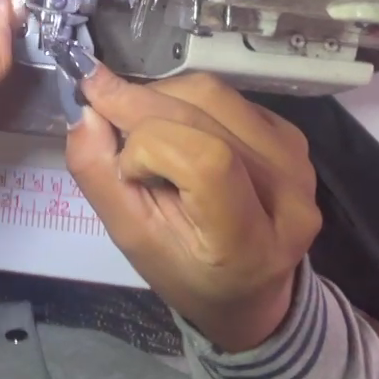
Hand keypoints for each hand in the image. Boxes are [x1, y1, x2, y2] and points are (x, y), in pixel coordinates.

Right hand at [67, 71, 321, 352]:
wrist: (251, 286)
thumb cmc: (187, 272)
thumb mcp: (133, 240)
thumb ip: (100, 177)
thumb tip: (84, 111)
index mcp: (250, 241)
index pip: (205, 161)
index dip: (150, 145)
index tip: (120, 160)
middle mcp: (287, 193)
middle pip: (201, 114)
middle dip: (137, 101)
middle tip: (97, 98)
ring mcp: (294, 159)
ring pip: (210, 92)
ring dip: (159, 94)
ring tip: (140, 124)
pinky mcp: (289, 134)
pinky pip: (224, 93)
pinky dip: (183, 96)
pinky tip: (173, 123)